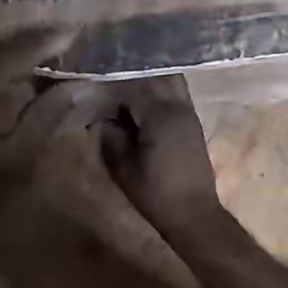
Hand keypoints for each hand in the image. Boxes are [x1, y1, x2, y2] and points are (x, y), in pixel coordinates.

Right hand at [93, 75, 223, 236]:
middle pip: (155, 73)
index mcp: (160, 114)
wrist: (194, 214)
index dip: (111, 80)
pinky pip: (175, 93)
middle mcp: (178, 105)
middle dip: (130, 73)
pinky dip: (158, 90)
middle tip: (108, 79)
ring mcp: (189, 112)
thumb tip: (100, 118)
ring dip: (147, 79)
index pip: (133, 82)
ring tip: (124, 88)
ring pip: (169, 79)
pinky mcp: (193, 122)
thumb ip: (110, 136)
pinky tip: (141, 103)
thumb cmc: (156, 193)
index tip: (93, 80)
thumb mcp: (124, 168)